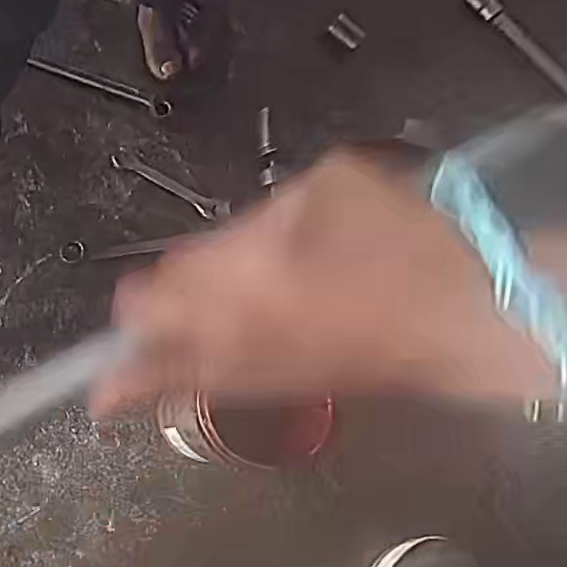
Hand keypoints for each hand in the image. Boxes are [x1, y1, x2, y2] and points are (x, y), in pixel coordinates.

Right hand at [93, 152, 548, 413]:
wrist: (467, 303)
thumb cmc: (355, 359)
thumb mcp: (255, 381)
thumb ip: (168, 379)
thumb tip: (99, 394)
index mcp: (227, 310)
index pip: (139, 299)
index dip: (141, 317)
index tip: (158, 329)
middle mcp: (245, 249)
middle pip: (176, 263)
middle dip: (191, 290)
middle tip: (235, 311)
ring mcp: (286, 203)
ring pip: (221, 235)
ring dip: (235, 260)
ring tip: (288, 281)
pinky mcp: (323, 172)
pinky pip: (268, 207)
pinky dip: (278, 232)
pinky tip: (319, 249)